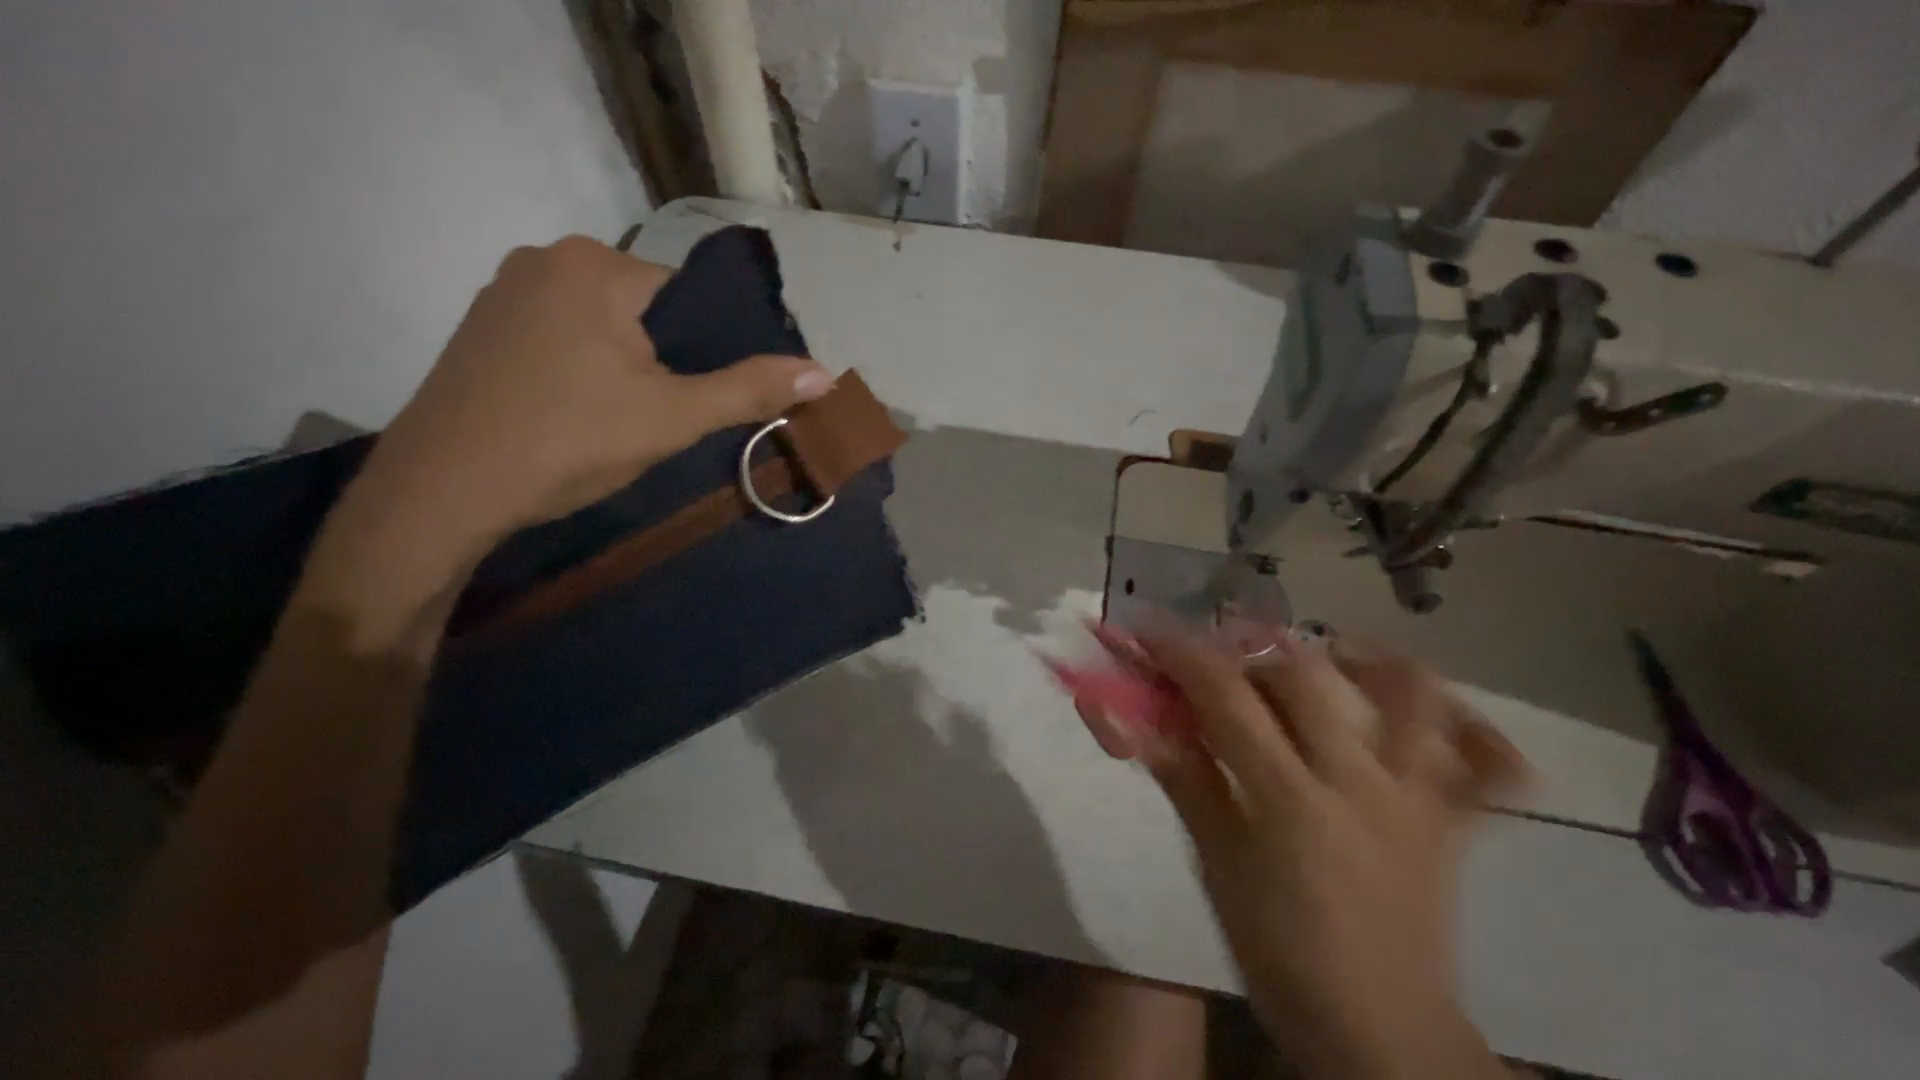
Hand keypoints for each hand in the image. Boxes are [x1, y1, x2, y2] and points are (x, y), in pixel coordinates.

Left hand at [348, 235, 833, 559]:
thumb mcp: (671, 418)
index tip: (697, 401)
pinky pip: (556, 339)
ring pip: (598, 327)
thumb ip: (748, 390)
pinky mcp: (477, 329)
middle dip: (659, 362)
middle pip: (642, 310)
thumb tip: (826, 374)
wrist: (442, 491)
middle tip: (654, 422)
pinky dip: (576, 372)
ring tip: (611, 426)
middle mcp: (544, 257)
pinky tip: (569, 418)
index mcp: (596, 264)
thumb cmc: (566, 442)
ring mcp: (502, 291)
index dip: (703, 352)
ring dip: (619, 369)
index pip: (685, 297)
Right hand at [1077, 635, 1526, 1079]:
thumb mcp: (1216, 866)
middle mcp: (1357, 779)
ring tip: (1329, 660)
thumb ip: (1185, 781)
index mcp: (1288, 798)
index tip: (1148, 632)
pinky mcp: (1451, 817)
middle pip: (1306, 675)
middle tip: (1224, 664)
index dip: (1181, 653)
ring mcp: (1414, 793)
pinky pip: (1480, 758)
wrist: (1376, 1025)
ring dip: (1364, 660)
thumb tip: (1132, 719)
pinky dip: (1468, 724)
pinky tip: (1431, 711)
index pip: (1226, 697)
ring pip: (1406, 691)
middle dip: (1253, 652)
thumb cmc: (1279, 952)